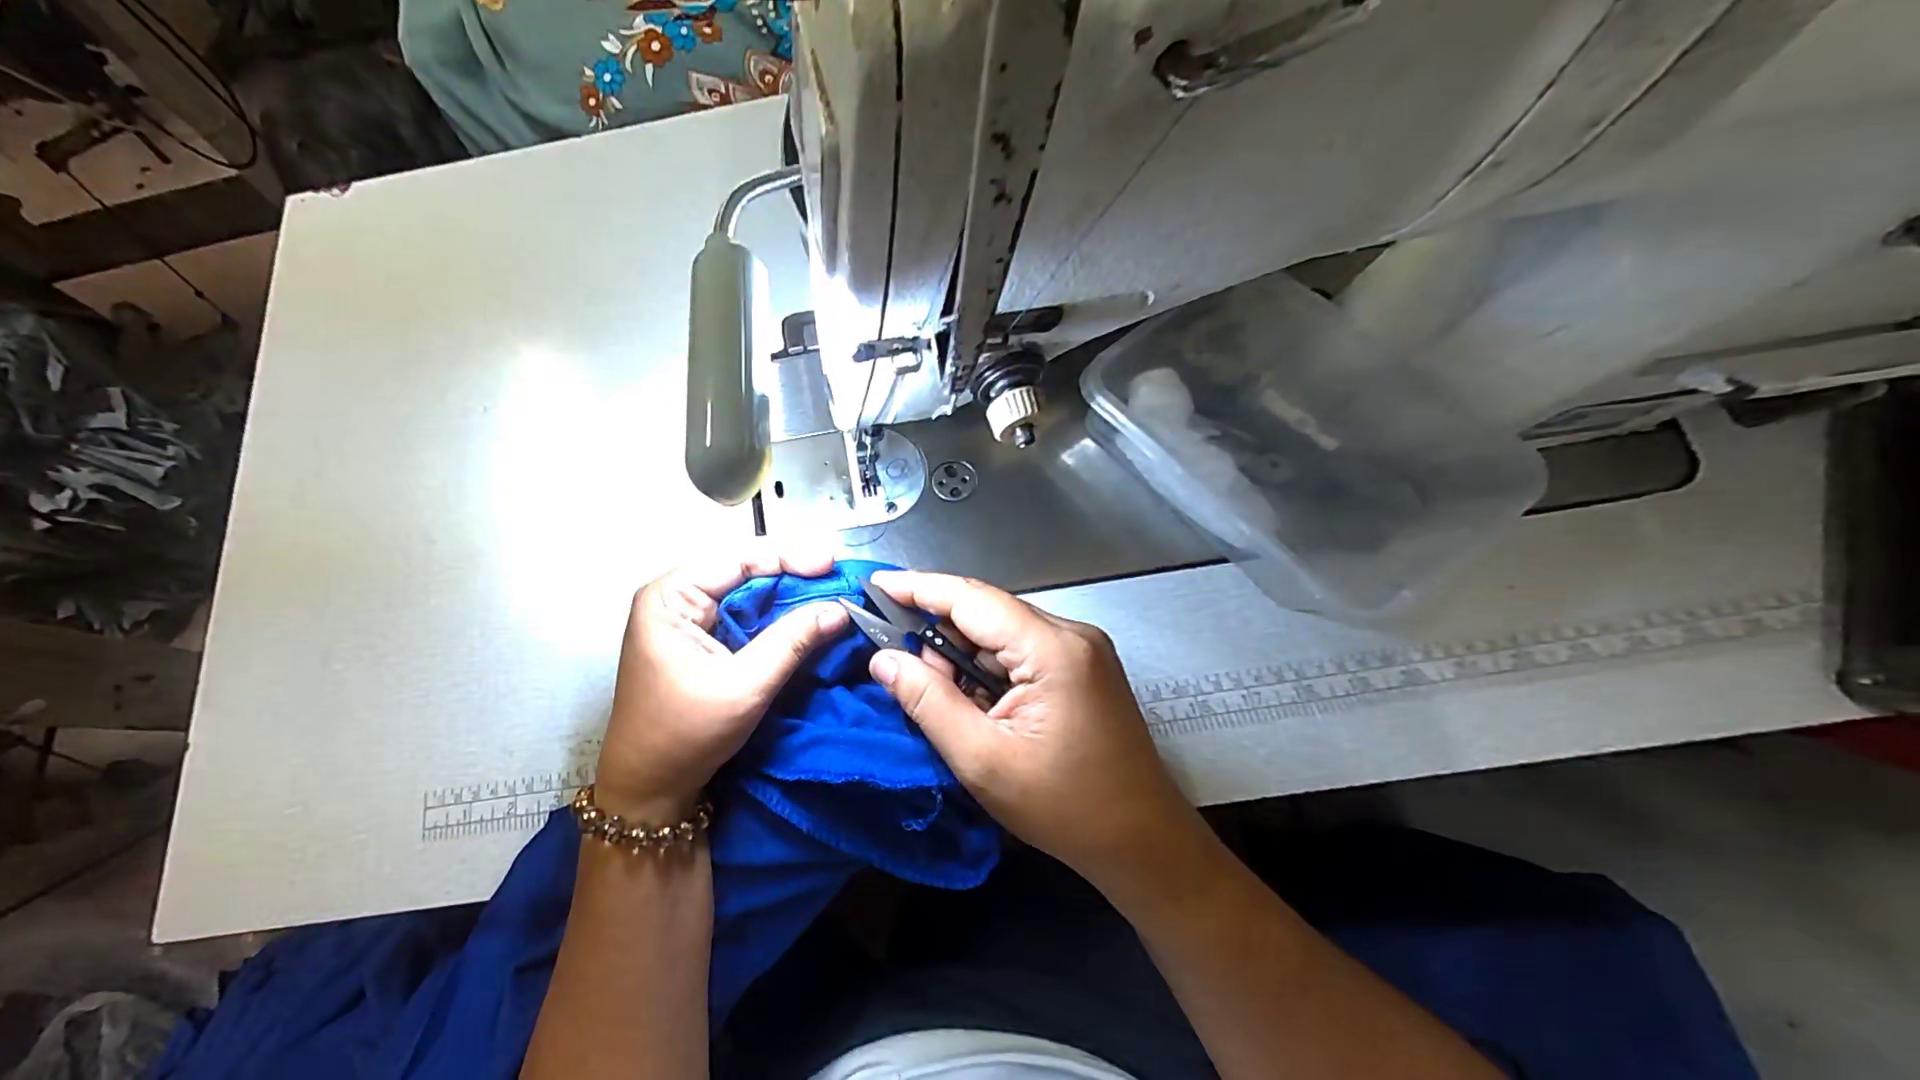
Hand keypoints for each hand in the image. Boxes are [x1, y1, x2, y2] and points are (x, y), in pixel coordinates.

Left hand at [596, 541, 848, 821]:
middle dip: (794, 571)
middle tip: (840, 576)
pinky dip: (780, 615)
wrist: (649, 788)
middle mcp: (677, 598)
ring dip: (791, 593)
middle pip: (745, 568)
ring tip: (834, 590)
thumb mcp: (744, 686)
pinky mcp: (704, 639)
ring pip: (750, 591)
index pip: (738, 558)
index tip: (832, 563)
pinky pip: (748, 615)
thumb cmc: (685, 734)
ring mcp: (690, 618)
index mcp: (670, 597)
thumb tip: (840, 609)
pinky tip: (810, 615)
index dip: (789, 555)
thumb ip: (792, 642)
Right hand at [864, 570, 1206, 887]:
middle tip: (906, 673)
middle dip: (940, 635)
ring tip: (950, 704)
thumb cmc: (1064, 808)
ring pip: (1003, 632)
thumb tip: (884, 660)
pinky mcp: (1084, 667)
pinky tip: (980, 706)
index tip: (876, 583)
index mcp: (1053, 649)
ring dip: (966, 657)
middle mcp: (1072, 634)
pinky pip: (1022, 651)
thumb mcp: (983, 760)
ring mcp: (1082, 649)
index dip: (919, 587)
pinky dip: (991, 670)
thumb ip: (929, 702)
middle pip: (988, 612)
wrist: (1142, 840)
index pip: (973, 598)